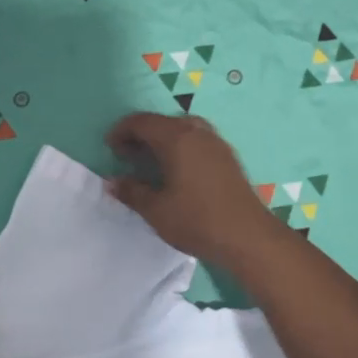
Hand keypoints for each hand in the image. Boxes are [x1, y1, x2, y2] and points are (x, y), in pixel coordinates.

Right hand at [104, 112, 283, 265]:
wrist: (248, 236)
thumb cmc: (196, 220)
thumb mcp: (156, 210)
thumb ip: (131, 191)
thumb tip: (112, 182)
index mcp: (176, 138)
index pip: (141, 122)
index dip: (121, 131)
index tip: (110, 148)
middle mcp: (197, 132)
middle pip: (162, 122)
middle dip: (141, 135)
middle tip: (127, 157)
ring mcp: (216, 142)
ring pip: (182, 130)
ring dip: (162, 141)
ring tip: (151, 164)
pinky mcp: (227, 157)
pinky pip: (197, 141)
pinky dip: (180, 147)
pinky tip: (176, 172)